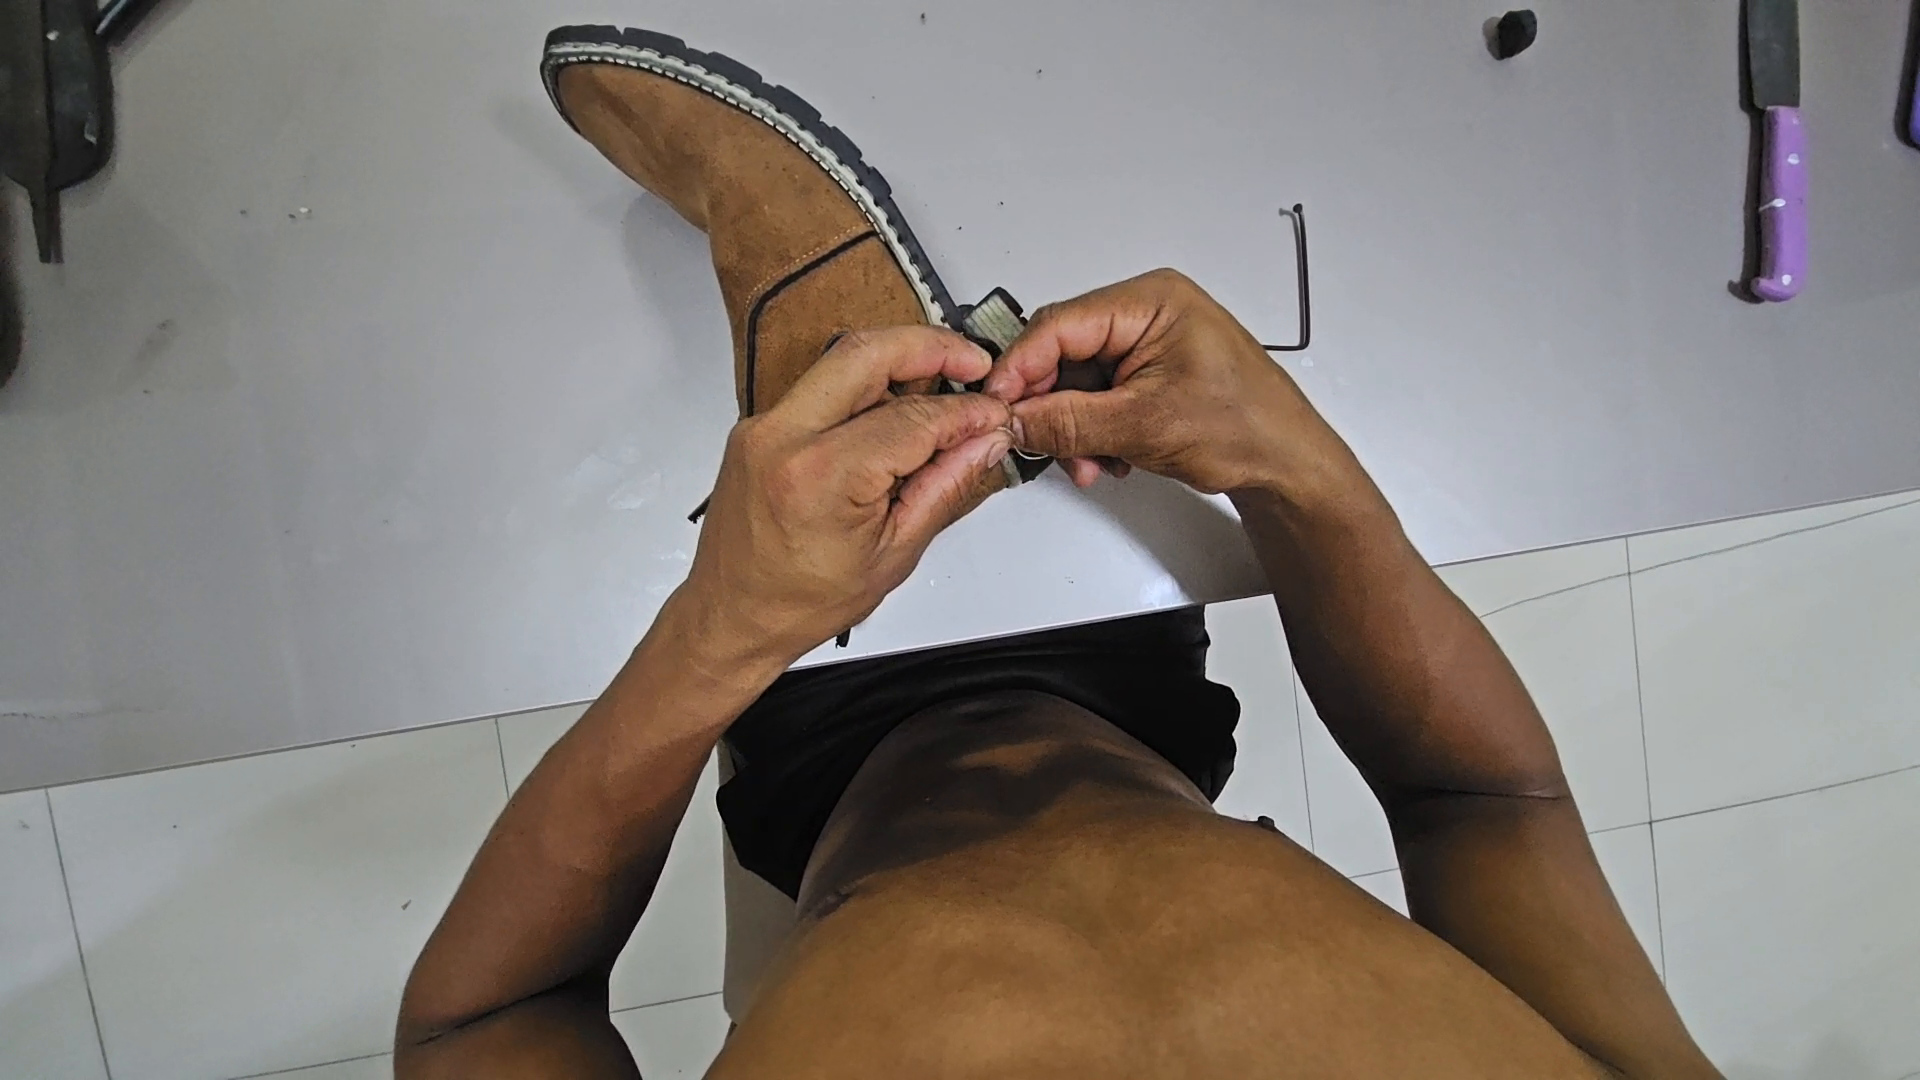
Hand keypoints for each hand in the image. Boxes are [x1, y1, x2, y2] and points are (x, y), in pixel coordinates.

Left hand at [675, 327, 1012, 670]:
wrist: (734, 614)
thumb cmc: (800, 601)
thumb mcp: (893, 554)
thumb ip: (944, 487)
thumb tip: (982, 442)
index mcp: (819, 477)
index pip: (911, 419)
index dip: (963, 413)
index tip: (991, 416)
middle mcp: (782, 438)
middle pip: (866, 353)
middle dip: (930, 346)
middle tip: (973, 361)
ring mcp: (763, 427)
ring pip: (841, 360)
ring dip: (897, 358)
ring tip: (943, 380)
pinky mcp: (760, 427)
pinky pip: (822, 385)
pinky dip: (867, 383)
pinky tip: (897, 404)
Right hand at [984, 269, 1357, 498]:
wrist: (1284, 463)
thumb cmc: (1243, 427)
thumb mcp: (1144, 425)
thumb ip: (1069, 421)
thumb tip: (1012, 419)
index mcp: (1149, 301)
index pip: (1059, 325)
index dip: (1020, 368)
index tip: (996, 407)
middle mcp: (1142, 315)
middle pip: (1062, 355)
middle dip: (1051, 407)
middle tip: (1040, 445)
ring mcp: (1143, 346)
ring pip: (1075, 384)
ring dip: (1073, 430)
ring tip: (1092, 465)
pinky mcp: (1144, 375)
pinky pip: (1095, 400)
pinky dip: (1091, 434)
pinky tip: (1110, 460)